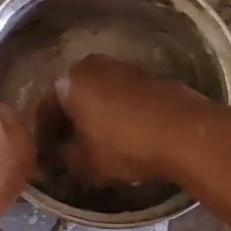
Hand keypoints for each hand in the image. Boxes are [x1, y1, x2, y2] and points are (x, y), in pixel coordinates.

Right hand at [54, 55, 207, 185]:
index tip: (47, 158)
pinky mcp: (152, 79)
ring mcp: (126, 69)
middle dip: (71, 124)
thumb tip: (58, 161)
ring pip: (101, 97)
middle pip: (73, 99)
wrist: (185, 132)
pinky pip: (125, 99)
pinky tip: (127, 138)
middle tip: (71, 151)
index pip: (46, 109)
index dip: (44, 137)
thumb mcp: (86, 163)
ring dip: (97, 119)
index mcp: (69, 81)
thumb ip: (65, 162)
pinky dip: (120, 116)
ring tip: (100, 147)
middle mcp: (93, 66)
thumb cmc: (123, 144)